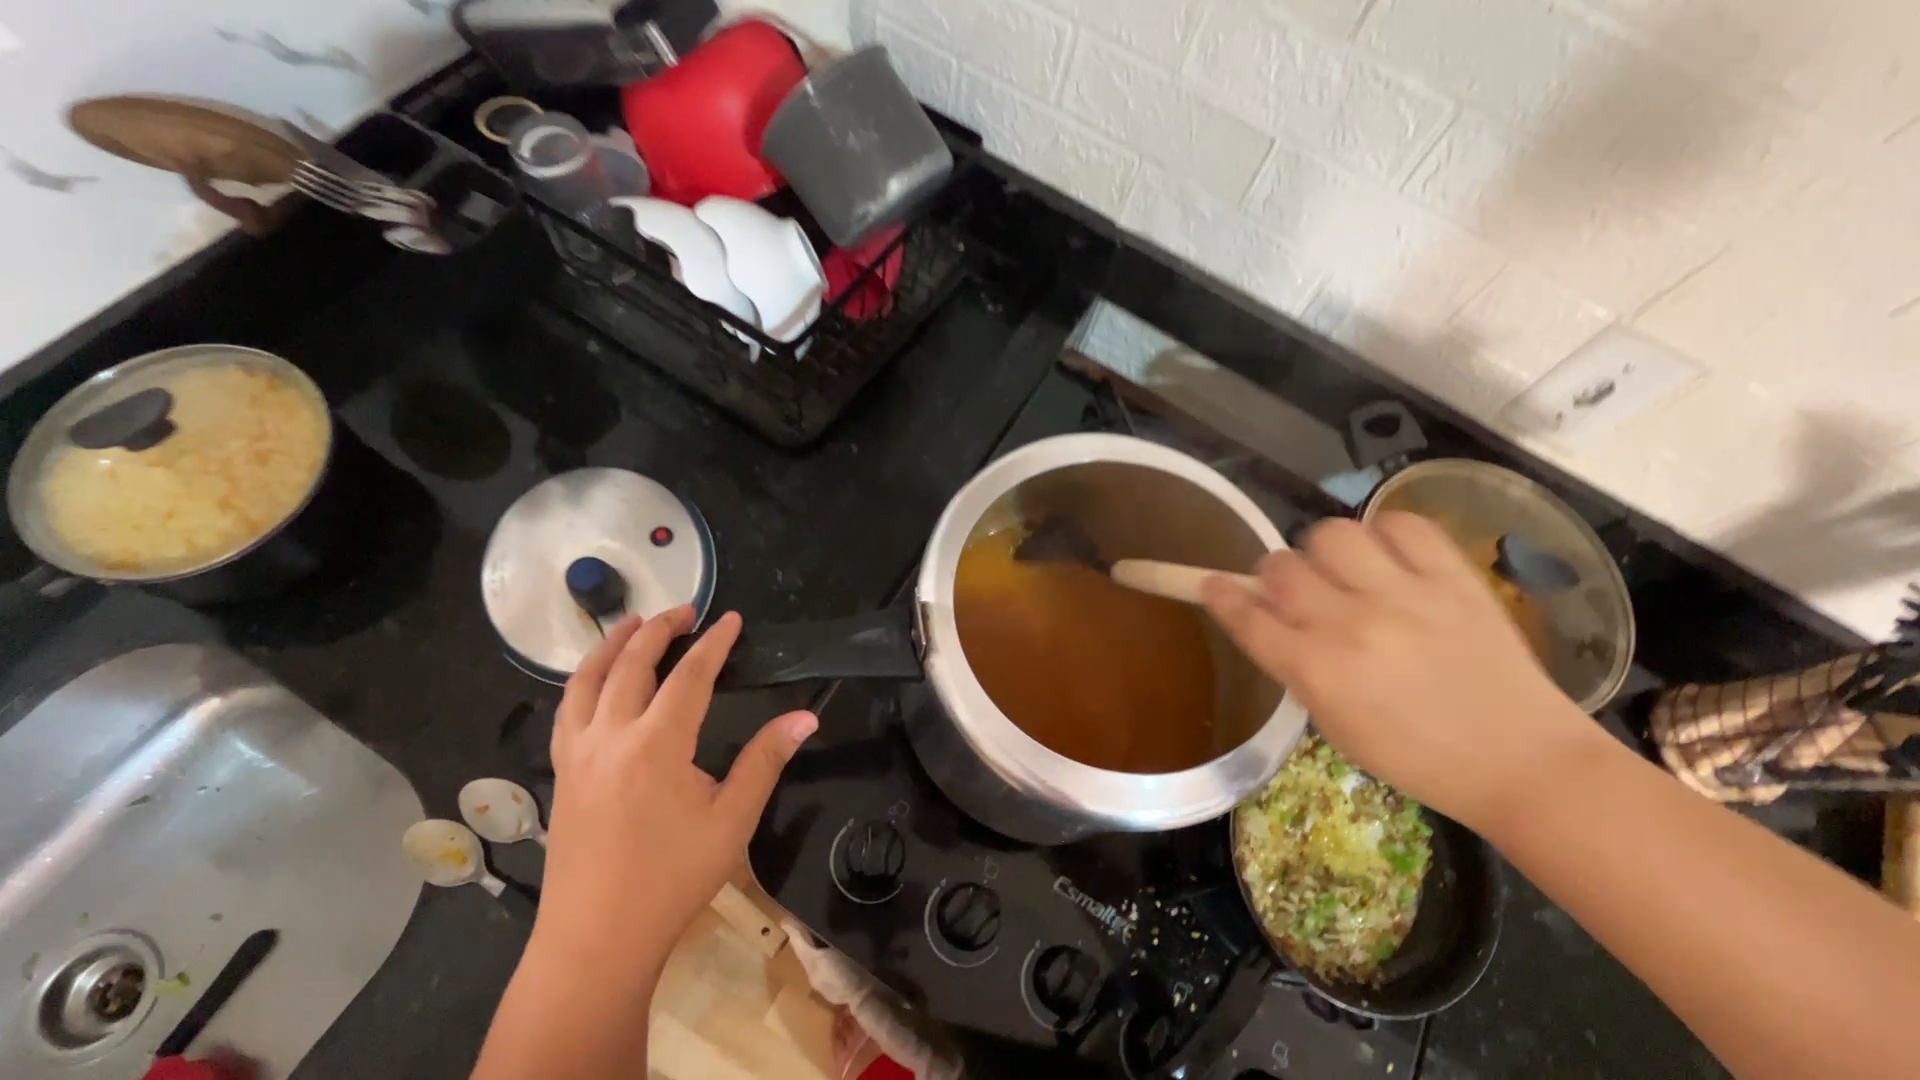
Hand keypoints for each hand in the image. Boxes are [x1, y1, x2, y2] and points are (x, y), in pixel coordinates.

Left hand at [538, 607, 816, 968]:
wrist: (598, 936)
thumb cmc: (673, 878)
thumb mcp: (732, 820)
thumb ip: (765, 761)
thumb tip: (805, 717)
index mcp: (657, 744)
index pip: (689, 675)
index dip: (712, 643)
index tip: (729, 619)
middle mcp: (610, 735)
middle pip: (631, 664)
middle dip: (658, 629)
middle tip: (684, 611)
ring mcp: (577, 753)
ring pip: (587, 680)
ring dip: (611, 645)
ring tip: (630, 624)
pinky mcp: (561, 773)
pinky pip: (567, 710)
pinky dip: (583, 681)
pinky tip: (595, 684)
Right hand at [1200, 513, 1599, 829]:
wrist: (1520, 762)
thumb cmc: (1418, 759)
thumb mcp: (1336, 727)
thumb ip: (1298, 670)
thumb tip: (1273, 624)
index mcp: (1317, 671)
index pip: (1246, 615)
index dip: (1218, 594)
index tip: (1210, 583)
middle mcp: (1351, 624)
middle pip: (1280, 567)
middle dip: (1273, 577)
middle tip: (1293, 592)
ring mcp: (1404, 595)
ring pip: (1331, 534)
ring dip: (1324, 551)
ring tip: (1343, 570)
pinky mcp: (1453, 577)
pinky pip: (1402, 524)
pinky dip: (1385, 534)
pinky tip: (1389, 557)